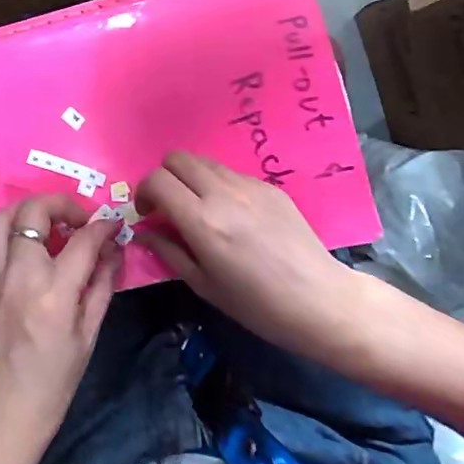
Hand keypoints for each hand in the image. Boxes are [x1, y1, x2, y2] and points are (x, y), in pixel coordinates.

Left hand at [0, 194, 120, 463]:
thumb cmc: (50, 387)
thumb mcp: (87, 340)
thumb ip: (100, 288)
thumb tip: (112, 252)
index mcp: (53, 294)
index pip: (83, 240)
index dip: (104, 226)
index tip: (114, 224)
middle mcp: (17, 274)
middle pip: (34, 212)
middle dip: (62, 204)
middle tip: (80, 219)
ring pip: (1, 217)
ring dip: (28, 211)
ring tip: (49, 225)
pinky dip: (6, 229)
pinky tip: (24, 245)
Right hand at [136, 151, 355, 357]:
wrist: (321, 301)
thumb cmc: (256, 304)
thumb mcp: (202, 284)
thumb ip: (167, 251)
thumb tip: (143, 232)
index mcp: (202, 221)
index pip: (157, 180)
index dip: (143, 192)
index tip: (147, 213)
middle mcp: (223, 194)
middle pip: (177, 158)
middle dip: (164, 177)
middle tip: (168, 205)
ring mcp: (250, 187)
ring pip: (204, 162)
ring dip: (190, 178)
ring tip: (199, 208)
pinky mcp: (270, 187)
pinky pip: (231, 174)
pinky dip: (218, 185)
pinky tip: (232, 215)